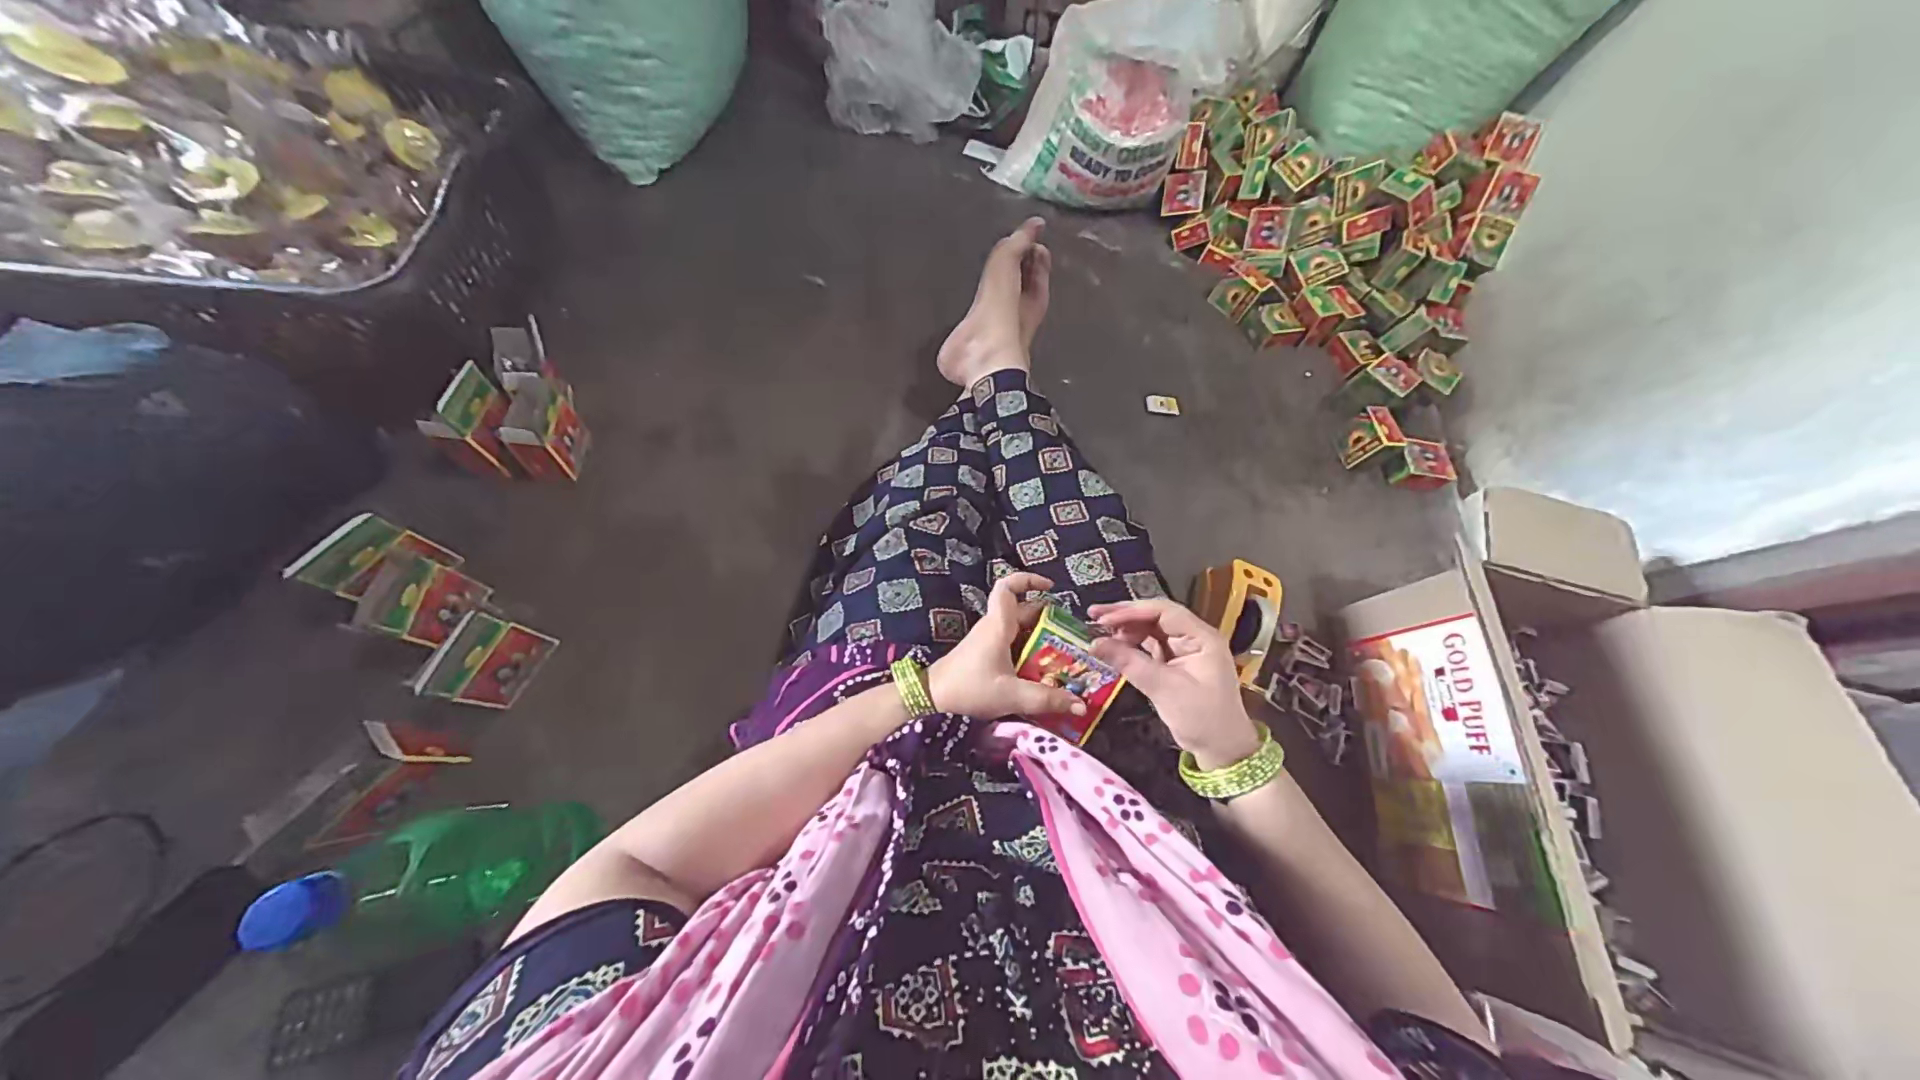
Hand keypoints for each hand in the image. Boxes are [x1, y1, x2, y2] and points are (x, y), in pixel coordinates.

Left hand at [927, 572, 1086, 720]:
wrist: (933, 696)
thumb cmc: (970, 688)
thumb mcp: (1012, 695)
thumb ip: (1047, 700)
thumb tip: (1081, 705)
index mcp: (998, 625)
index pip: (1008, 587)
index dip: (1028, 580)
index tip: (1050, 586)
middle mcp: (993, 626)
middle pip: (1023, 610)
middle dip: (1047, 619)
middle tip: (1070, 635)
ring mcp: (988, 638)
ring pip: (1019, 627)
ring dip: (1039, 636)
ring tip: (1063, 653)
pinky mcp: (986, 652)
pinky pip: (1012, 642)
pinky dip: (1028, 649)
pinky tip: (1041, 668)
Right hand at [1088, 598, 1261, 769]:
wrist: (1222, 750)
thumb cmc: (1201, 718)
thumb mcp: (1163, 689)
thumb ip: (1129, 662)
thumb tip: (1094, 644)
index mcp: (1202, 637)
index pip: (1163, 612)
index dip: (1131, 612)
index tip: (1102, 619)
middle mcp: (1195, 637)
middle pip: (1156, 616)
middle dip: (1125, 616)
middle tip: (1093, 616)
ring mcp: (1186, 649)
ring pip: (1151, 629)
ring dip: (1127, 629)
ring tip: (1100, 633)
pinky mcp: (1177, 662)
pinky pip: (1151, 645)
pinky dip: (1132, 644)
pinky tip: (1115, 646)